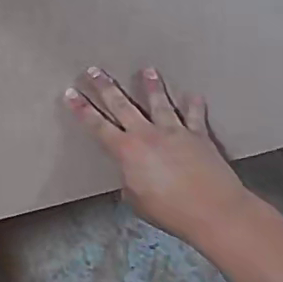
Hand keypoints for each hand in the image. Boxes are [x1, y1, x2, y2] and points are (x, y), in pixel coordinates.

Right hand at [64, 67, 253, 244]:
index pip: (98, 126)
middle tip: (94, 71)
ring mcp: (174, 132)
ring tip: (147, 70)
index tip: (71, 94)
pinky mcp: (199, 136)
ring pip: (159, 103)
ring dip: (151, 86)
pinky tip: (193, 95)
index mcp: (127, 152)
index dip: (82, 110)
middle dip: (105, 87)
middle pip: (122, 105)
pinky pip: (194, 116)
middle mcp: (148, 135)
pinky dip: (193, 105)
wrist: (212, 210)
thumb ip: (129, 182)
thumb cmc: (170, 210)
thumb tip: (131, 177)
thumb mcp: (136, 200)